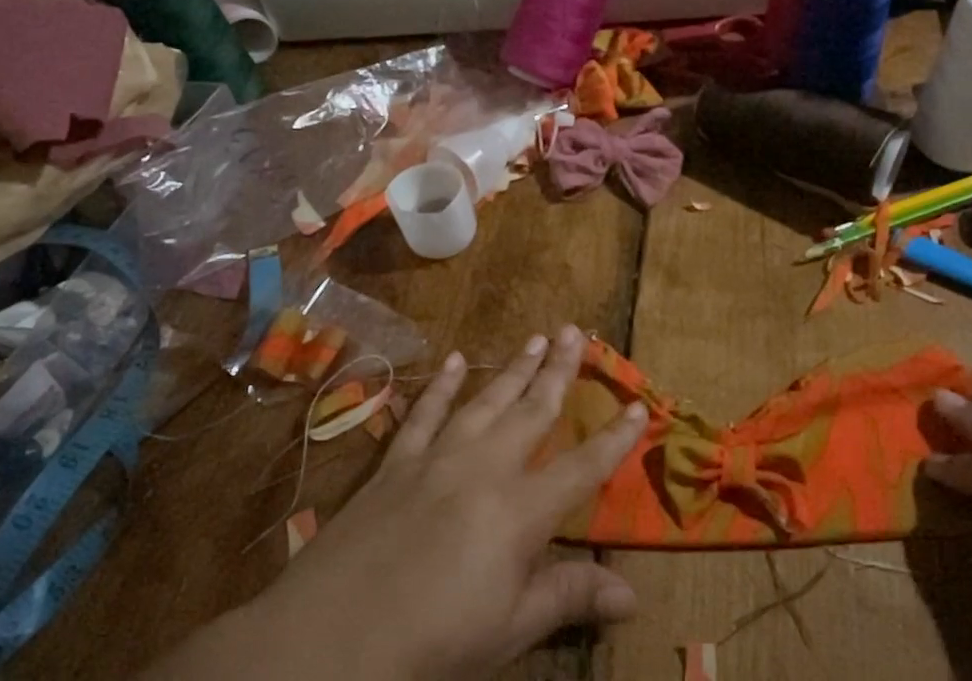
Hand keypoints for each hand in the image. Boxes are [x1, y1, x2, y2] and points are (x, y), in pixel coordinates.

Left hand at [148, 325, 647, 680]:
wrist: (332, 637)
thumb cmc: (434, 638)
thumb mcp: (511, 626)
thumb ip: (570, 597)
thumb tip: (634, 594)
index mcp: (521, 510)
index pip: (582, 466)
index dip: (615, 439)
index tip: (639, 405)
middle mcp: (483, 469)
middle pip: (531, 411)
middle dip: (558, 372)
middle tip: (576, 332)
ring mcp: (435, 459)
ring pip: (484, 402)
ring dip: (512, 370)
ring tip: (535, 338)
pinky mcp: (394, 464)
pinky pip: (424, 414)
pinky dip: (440, 386)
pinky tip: (454, 361)